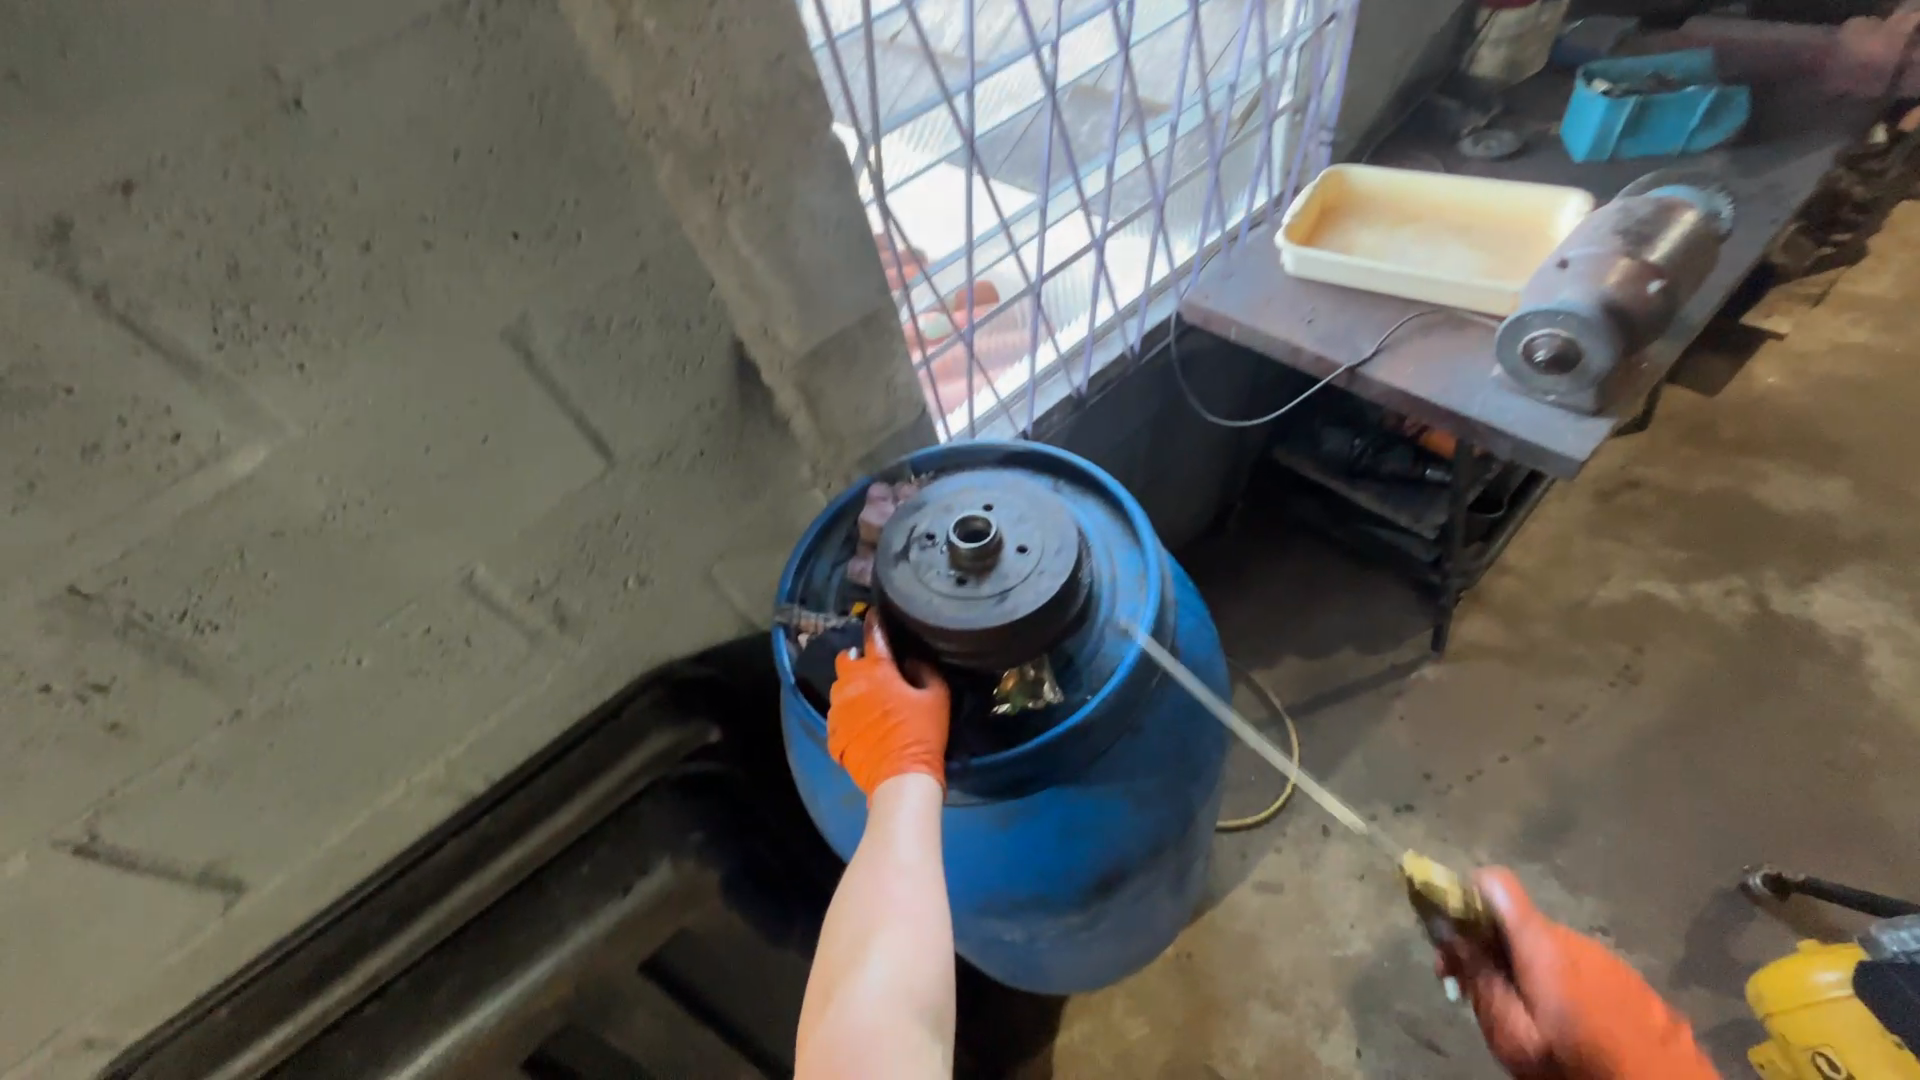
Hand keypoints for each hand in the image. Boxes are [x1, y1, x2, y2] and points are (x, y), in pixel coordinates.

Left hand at [828, 614, 950, 795]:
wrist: (900, 776)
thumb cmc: (922, 732)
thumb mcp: (937, 695)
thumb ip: (924, 670)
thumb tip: (911, 661)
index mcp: (876, 670)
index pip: (873, 635)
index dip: (874, 623)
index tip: (874, 615)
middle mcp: (850, 684)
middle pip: (845, 660)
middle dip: (856, 659)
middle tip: (872, 669)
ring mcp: (837, 710)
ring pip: (839, 689)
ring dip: (851, 688)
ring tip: (867, 700)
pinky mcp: (832, 733)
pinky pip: (838, 717)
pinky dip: (848, 716)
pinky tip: (861, 725)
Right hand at [1440, 867, 1717, 1079]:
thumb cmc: (1577, 1063)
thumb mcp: (1512, 1033)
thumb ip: (1478, 977)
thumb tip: (1447, 931)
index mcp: (1541, 942)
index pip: (1493, 881)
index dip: (1464, 894)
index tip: (1450, 929)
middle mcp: (1574, 938)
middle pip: (1516, 921)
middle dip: (1487, 945)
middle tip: (1472, 986)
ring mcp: (1609, 959)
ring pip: (1547, 946)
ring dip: (1524, 966)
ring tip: (1522, 1009)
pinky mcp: (1634, 983)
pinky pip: (1579, 967)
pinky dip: (1559, 981)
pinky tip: (1566, 1020)